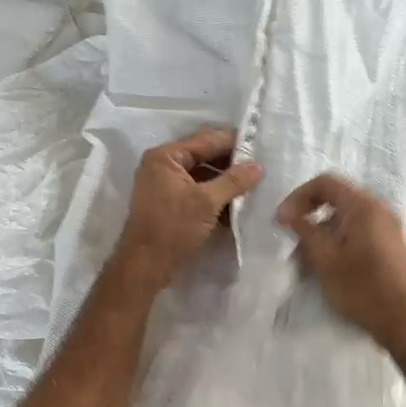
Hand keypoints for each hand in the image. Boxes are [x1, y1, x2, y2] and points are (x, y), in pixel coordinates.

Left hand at [112, 128, 262, 290]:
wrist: (145, 266)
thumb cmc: (172, 228)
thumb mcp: (206, 202)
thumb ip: (233, 181)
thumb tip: (259, 167)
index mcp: (165, 156)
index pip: (205, 139)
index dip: (234, 142)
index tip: (260, 145)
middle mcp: (162, 166)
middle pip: (203, 156)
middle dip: (231, 164)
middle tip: (260, 167)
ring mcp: (164, 186)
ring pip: (201, 176)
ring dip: (224, 182)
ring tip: (252, 185)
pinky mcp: (169, 205)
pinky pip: (196, 192)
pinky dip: (214, 196)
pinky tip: (236, 203)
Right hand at [276, 174, 405, 356]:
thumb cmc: (363, 289)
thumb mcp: (326, 261)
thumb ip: (306, 231)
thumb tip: (290, 213)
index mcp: (364, 207)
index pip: (325, 183)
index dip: (298, 197)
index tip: (281, 222)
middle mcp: (379, 211)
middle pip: (336, 202)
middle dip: (309, 221)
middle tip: (291, 248)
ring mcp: (388, 229)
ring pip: (345, 222)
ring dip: (321, 238)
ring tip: (306, 268)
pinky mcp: (390, 248)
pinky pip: (358, 236)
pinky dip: (338, 246)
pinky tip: (327, 272)